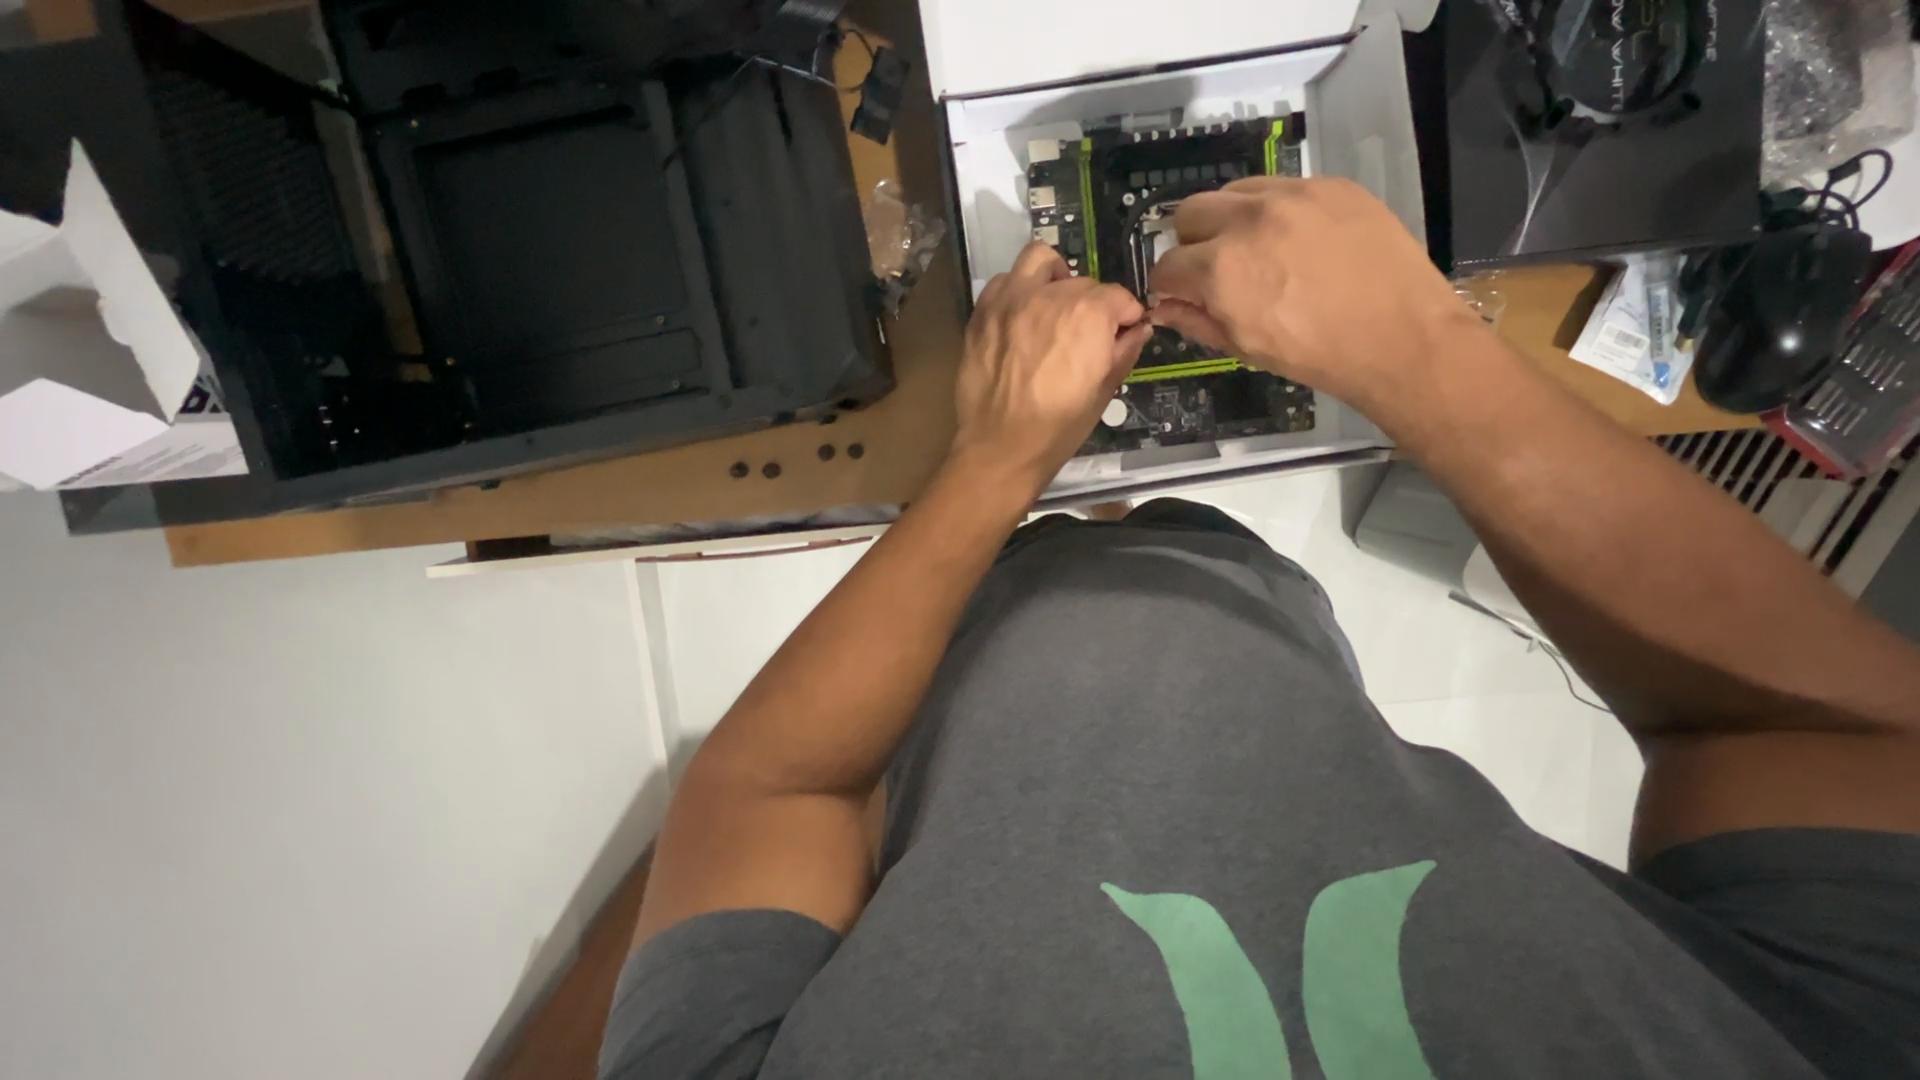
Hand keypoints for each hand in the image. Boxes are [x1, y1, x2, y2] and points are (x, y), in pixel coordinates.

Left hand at [949, 242, 1152, 496]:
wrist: (1001, 446)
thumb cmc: (1058, 426)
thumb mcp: (1104, 390)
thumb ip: (1125, 351)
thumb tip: (1139, 330)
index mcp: (1088, 313)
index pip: (1119, 297)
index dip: (1126, 317)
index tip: (1123, 332)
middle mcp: (1050, 295)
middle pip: (1082, 282)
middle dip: (1090, 303)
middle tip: (1085, 333)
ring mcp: (1011, 299)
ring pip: (1038, 260)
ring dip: (1053, 276)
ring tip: (1054, 304)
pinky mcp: (982, 312)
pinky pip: (1004, 282)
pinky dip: (1017, 290)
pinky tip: (1021, 316)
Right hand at [1149, 177, 1483, 411]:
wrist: (1397, 334)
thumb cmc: (1313, 354)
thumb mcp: (1243, 347)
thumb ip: (1195, 321)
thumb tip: (1166, 307)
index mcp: (1220, 268)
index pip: (1166, 265)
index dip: (1167, 285)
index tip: (1178, 295)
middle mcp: (1248, 219)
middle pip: (1190, 213)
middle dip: (1190, 243)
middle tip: (1211, 268)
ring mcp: (1292, 195)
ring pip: (1233, 192)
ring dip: (1228, 219)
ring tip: (1253, 248)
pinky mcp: (1329, 185)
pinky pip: (1280, 187)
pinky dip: (1273, 210)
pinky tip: (1295, 240)